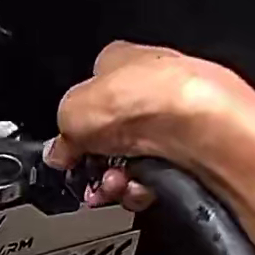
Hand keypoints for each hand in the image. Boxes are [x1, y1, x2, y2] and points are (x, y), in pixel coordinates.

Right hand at [44, 41, 254, 211]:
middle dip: (95, 166)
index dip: (74, 132)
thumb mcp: (72, 111)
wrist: (197, 124)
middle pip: (106, 141)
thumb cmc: (145, 98)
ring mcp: (168, 124)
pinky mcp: (185, 155)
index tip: (67, 156)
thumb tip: (57, 153)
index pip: (87, 101)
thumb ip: (59, 134)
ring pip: (127, 166)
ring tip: (116, 184)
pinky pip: (152, 183)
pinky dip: (141, 192)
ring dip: (115, 183)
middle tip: (90, 177)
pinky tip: (140, 188)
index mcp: (118, 62)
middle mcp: (147, 90)